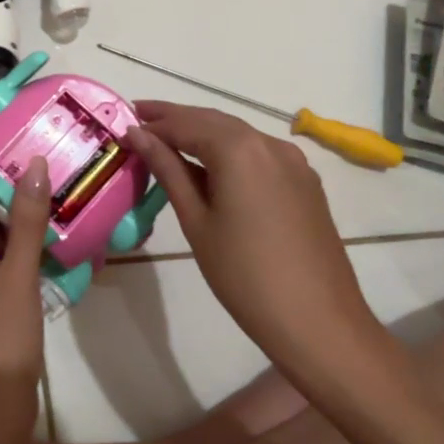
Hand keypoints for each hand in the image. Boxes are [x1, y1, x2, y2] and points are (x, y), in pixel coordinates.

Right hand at [124, 102, 378, 365]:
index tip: (124, 121)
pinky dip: (229, 151)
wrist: (319, 323)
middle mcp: (269, 144)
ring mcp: (293, 163)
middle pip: (213, 121)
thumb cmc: (244, 275)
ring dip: (202, 133)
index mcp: (239, 149)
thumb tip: (138, 134)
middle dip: (176, 119)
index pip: (185, 123)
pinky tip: (209, 166)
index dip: (153, 122)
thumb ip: (168, 170)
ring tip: (167, 141)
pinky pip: (258, 153)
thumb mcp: (196, 220)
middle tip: (140, 120)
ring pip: (238, 135)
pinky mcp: (305, 183)